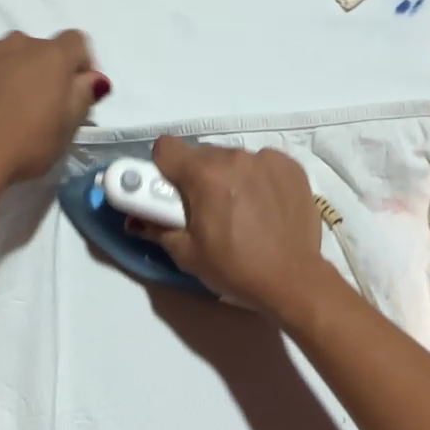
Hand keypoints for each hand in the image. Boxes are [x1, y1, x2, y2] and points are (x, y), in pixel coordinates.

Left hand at [0, 31, 107, 191]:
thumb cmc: (27, 147)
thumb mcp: (67, 130)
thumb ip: (83, 97)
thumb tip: (94, 78)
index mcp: (53, 57)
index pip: (77, 42)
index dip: (81, 65)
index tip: (78, 91)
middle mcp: (19, 42)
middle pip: (40, 50)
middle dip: (43, 72)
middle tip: (37, 108)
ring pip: (7, 54)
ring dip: (12, 73)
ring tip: (4, 108)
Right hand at [145, 137, 341, 318]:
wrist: (292, 281)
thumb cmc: (235, 271)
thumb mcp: (187, 255)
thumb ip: (158, 228)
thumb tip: (136, 216)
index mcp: (204, 175)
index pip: (166, 148)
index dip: (161, 170)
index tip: (168, 193)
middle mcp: (235, 157)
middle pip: (202, 155)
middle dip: (197, 179)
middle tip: (205, 213)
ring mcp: (267, 159)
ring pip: (233, 160)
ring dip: (228, 179)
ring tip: (240, 216)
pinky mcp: (291, 168)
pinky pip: (262, 165)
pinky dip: (258, 181)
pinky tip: (264, 210)